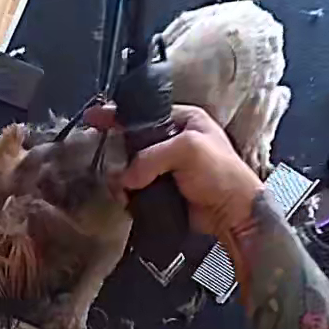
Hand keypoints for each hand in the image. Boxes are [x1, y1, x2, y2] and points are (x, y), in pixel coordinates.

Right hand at [85, 103, 261, 239]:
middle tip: (110, 163)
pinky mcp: (166, 191)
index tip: (95, 118)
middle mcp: (175, 142)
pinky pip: (139, 189)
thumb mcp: (188, 150)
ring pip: (134, 168)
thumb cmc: (223, 176)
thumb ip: (151, 156)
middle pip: (135, 142)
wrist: (234, 215)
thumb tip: (127, 177)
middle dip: (119, 152)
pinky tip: (128, 198)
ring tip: (122, 187)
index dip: (118, 115)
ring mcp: (170, 168)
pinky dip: (131, 194)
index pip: (144, 114)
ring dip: (124, 178)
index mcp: (185, 121)